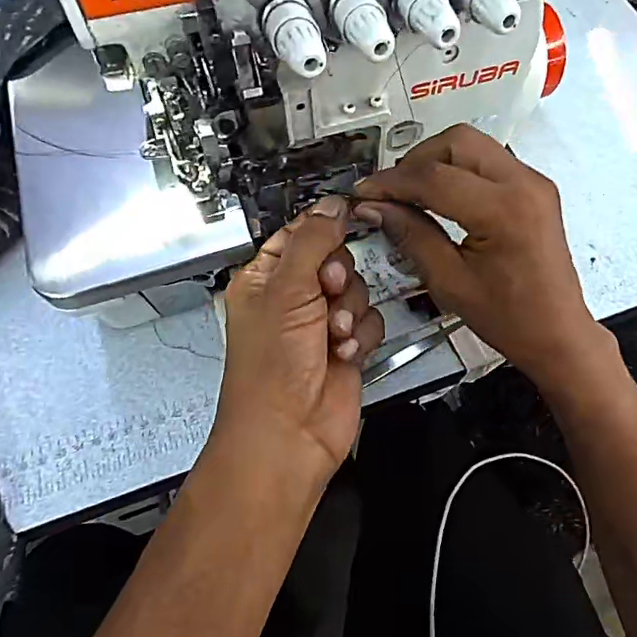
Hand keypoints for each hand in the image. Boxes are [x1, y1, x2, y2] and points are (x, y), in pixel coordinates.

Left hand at [213, 196, 385, 491]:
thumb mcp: (288, 291)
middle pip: (339, 260)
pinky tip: (344, 354)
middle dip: (339, 280)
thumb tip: (332, 205)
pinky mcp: (347, 347)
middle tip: (325, 296)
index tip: (341, 230)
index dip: (323, 232)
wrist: (291, 432)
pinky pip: (371, 322)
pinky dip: (362, 337)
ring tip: (333, 335)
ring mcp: (322, 324)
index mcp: (265, 279)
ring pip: (360, 291)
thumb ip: (314, 242)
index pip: (301, 234)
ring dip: (352, 312)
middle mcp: (294, 299)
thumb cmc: (269, 373)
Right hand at [352, 125, 618, 397]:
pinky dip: (461, 170)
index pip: (433, 176)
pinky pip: (491, 161)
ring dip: (438, 161)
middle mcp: (526, 186)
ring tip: (413, 194)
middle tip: (390, 191)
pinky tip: (443, 197)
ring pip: (474, 145)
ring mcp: (535, 185)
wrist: (557, 333)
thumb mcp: (450, 282)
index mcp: (506, 211)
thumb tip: (378, 208)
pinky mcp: (537, 191)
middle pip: (456, 142)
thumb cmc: (516, 319)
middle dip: (416, 161)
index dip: (392, 183)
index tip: (367, 193)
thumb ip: (411, 235)